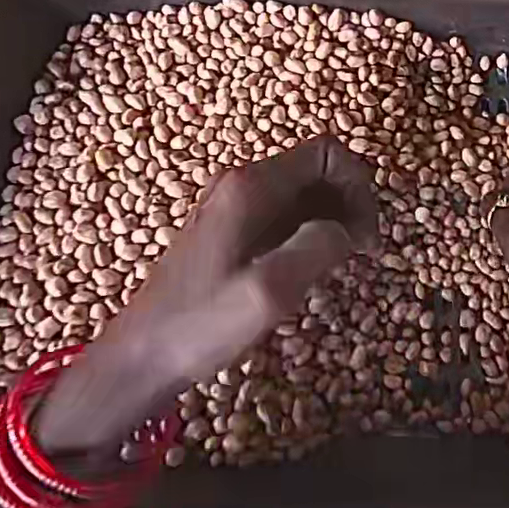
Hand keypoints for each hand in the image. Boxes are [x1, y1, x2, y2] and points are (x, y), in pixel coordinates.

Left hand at [32, 136, 378, 453]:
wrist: (142, 355)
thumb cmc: (201, 325)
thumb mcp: (268, 292)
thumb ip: (317, 248)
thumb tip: (346, 229)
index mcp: (250, 186)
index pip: (326, 153)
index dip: (359, 186)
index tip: (367, 235)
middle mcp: (241, 183)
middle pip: (316, 169)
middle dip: (350, 203)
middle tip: (362, 252)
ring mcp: (233, 205)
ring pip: (302, 193)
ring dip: (333, 219)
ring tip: (342, 263)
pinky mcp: (230, 229)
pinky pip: (284, 214)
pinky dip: (310, 231)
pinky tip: (313, 268)